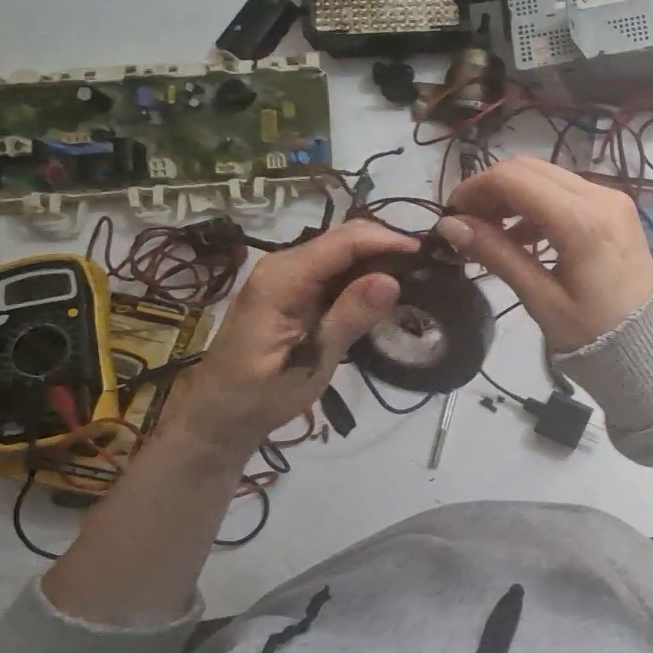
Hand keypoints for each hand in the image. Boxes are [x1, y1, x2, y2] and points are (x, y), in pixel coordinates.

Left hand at [163, 219, 414, 448]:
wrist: (219, 414)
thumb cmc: (260, 395)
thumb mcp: (310, 362)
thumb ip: (348, 318)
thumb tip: (391, 280)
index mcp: (283, 278)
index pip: (346, 241)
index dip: (390, 241)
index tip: (431, 256)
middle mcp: (284, 264)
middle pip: (347, 238)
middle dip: (390, 246)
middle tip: (433, 269)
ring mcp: (288, 275)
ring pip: (345, 251)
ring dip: (382, 260)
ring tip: (421, 277)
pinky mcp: (296, 289)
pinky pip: (337, 269)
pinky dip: (366, 274)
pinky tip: (390, 291)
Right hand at [438, 157, 652, 351]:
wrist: (648, 346)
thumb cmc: (593, 332)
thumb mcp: (541, 299)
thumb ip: (498, 255)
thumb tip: (451, 225)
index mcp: (582, 221)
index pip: (514, 179)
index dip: (475, 190)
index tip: (451, 217)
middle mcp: (600, 197)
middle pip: (529, 169)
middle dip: (492, 190)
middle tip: (466, 225)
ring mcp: (612, 199)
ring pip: (548, 176)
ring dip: (514, 196)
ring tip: (489, 234)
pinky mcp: (616, 208)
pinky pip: (567, 191)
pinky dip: (538, 204)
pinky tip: (521, 236)